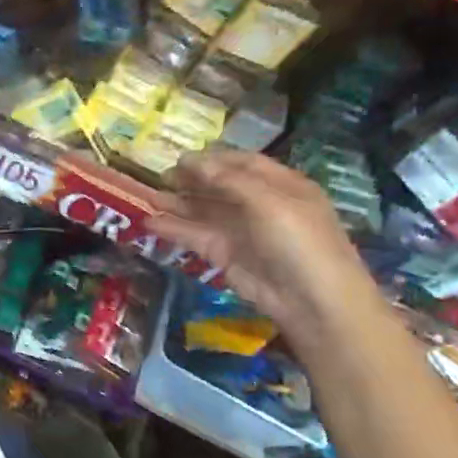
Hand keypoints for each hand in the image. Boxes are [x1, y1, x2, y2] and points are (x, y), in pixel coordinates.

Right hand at [149, 150, 375, 328]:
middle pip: (220, 187)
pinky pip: (198, 238)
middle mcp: (260, 205)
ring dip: (177, 204)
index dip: (213, 160)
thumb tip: (195, 162)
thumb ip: (230, 181)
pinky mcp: (226, 258)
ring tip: (147, 197)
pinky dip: (175, 230)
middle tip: (159, 177)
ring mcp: (242, 233)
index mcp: (281, 185)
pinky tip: (152, 223)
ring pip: (205, 213)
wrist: (311, 299)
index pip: (243, 164)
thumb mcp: (269, 201)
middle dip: (191, 181)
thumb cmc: (299, 240)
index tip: (181, 158)